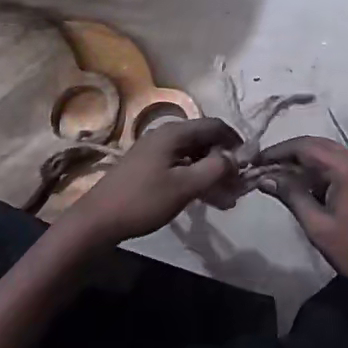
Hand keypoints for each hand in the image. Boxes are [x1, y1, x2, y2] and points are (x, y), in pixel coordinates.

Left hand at [67, 118, 242, 244]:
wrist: (97, 221)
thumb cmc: (143, 200)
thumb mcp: (185, 186)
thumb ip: (215, 168)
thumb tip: (238, 157)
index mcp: (174, 133)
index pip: (215, 126)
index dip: (236, 142)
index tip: (250, 163)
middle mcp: (166, 137)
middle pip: (206, 142)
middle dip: (225, 163)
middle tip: (240, 187)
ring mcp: (157, 154)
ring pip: (195, 158)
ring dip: (213, 176)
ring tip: (229, 200)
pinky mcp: (150, 170)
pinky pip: (182, 169)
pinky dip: (198, 181)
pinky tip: (209, 201)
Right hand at [257, 137, 347, 291]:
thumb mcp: (318, 225)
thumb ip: (291, 195)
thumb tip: (265, 178)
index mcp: (346, 165)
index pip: (304, 146)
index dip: (276, 151)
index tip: (253, 160)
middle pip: (314, 145)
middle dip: (287, 155)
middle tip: (260, 168)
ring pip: (325, 154)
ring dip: (301, 163)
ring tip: (274, 176)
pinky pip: (336, 164)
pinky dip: (317, 171)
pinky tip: (299, 184)